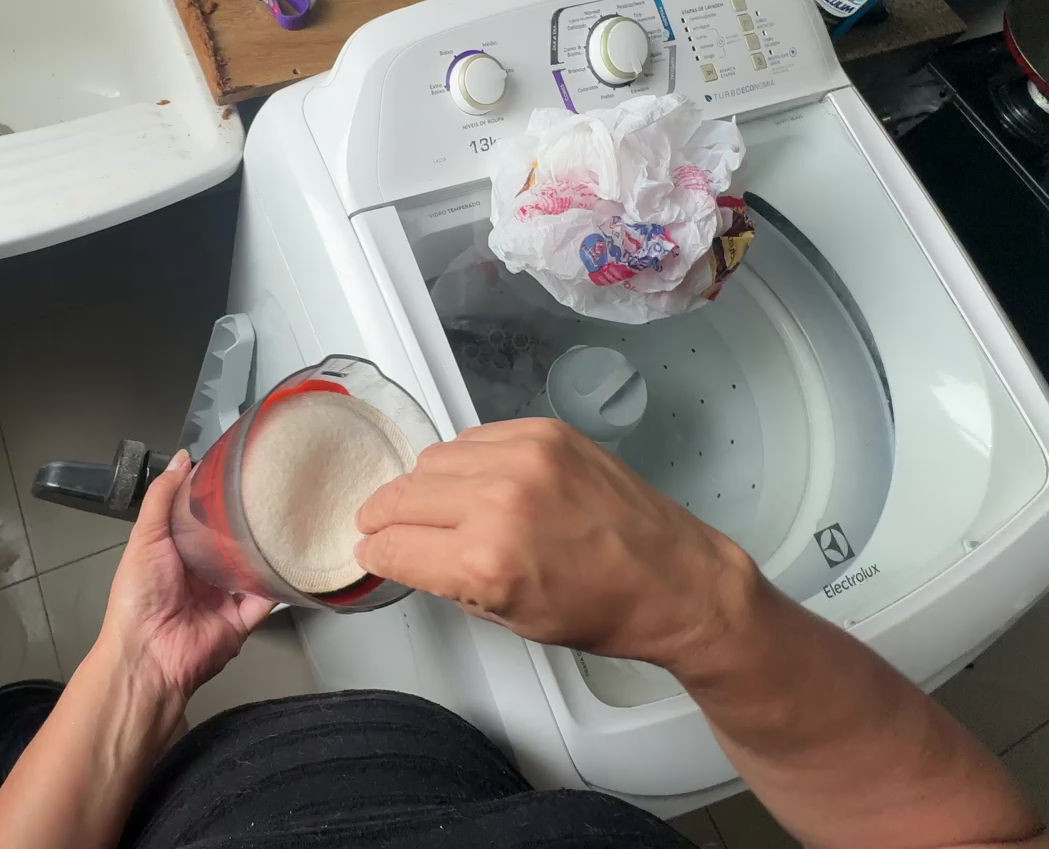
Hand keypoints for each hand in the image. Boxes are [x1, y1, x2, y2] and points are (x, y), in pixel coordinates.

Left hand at [96, 451, 277, 699]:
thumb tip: (183, 457)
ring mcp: (226, 596)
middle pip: (232, 541)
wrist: (148, 656)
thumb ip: (162, 497)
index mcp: (178, 553)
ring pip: (254, 565)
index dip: (219, 496)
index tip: (241, 469)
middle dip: (248, 520)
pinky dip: (280, 580)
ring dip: (267, 548)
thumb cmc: (140, 594)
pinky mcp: (245, 618)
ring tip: (292, 515)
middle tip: (274, 489)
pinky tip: (295, 556)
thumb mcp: (145, 537)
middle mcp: (203, 573)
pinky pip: (268, 596)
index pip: (204, 518)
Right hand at [354, 418, 759, 668]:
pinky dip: (465, 460)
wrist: (678, 580)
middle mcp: (498, 502)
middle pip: (401, 494)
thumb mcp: (509, 618)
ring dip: (423, 484)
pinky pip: (474, 437)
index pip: (393, 545)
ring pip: (432, 458)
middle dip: (381, 514)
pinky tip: (478, 480)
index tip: (370, 548)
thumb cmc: (601, 612)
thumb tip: (403, 548)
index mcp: (485, 564)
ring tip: (438, 503)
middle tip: (380, 523)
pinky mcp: (543, 431)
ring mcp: (523, 457)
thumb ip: (445, 579)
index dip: (373, 550)